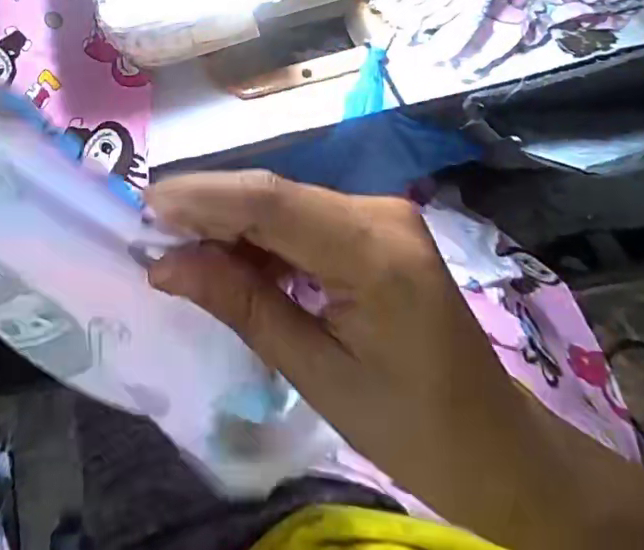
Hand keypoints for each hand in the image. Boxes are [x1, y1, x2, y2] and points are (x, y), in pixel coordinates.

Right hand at [145, 172, 527, 494]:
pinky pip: (301, 219)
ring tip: (174, 245)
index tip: (144, 208)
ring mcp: (380, 215)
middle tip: (148, 231)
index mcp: (376, 252)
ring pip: (282, 202)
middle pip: (273, 194)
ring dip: (228, 221)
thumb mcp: (317, 375)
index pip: (271, 203)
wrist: (500, 449)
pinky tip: (225, 257)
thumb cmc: (414, 429)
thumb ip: (241, 306)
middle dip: (206, 208)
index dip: (202, 198)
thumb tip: (164, 263)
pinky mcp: (374, 227)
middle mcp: (380, 213)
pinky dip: (258, 236)